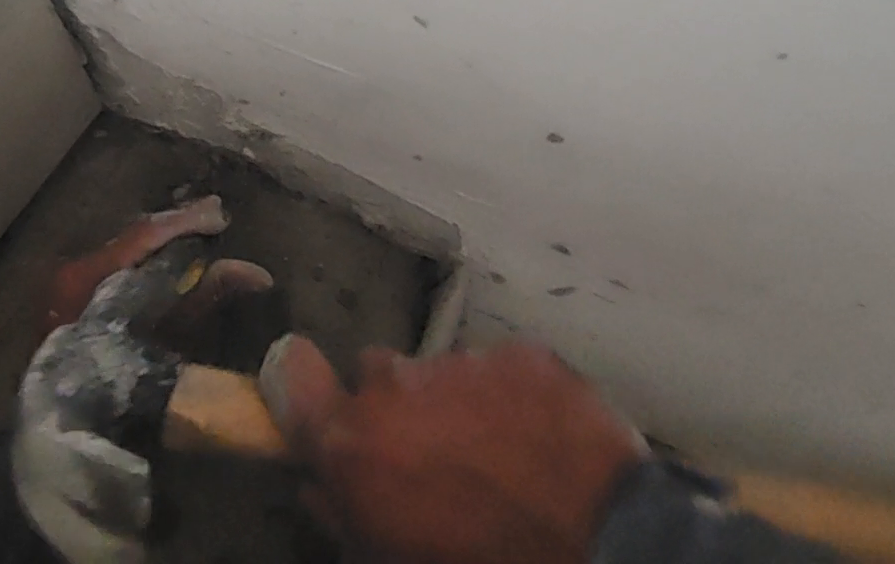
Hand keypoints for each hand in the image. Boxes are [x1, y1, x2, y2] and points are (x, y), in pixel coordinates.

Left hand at [17, 197, 272, 563]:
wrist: (56, 439)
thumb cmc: (115, 395)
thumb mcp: (170, 350)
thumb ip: (207, 301)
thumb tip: (255, 273)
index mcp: (91, 276)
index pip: (145, 234)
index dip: (188, 220)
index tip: (223, 215)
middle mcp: (74, 270)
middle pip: (134, 236)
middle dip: (176, 227)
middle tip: (215, 217)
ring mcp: (65, 285)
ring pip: (124, 249)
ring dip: (162, 242)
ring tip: (199, 232)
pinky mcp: (66, 300)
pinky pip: (115, 266)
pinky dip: (145, 260)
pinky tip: (169, 261)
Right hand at [260, 337, 645, 563]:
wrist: (602, 547)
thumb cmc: (477, 563)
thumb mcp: (389, 558)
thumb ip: (340, 513)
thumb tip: (317, 481)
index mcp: (354, 438)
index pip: (291, 372)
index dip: (295, 378)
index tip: (310, 388)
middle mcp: (395, 382)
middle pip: (373, 372)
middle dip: (391, 404)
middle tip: (430, 449)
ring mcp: (460, 361)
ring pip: (437, 372)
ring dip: (452, 403)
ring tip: (497, 452)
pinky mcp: (518, 352)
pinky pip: (495, 368)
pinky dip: (506, 395)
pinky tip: (535, 436)